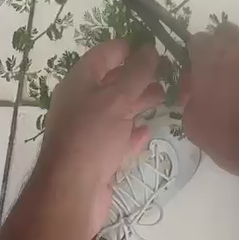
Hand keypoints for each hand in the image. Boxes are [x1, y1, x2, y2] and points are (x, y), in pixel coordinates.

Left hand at [28, 39, 165, 239]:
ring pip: (117, 109)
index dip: (127, 48)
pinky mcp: (96, 156)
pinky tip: (146, 131)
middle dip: (138, 76)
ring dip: (139, 102)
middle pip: (113, 82)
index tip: (152, 46)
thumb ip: (137, 72)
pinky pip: (117, 137)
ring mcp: (88, 131)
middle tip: (167, 73)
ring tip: (164, 97)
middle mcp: (81, 102)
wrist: (72, 193)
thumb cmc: (92, 135)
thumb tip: (150, 49)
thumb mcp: (117, 97)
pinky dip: (132, 132)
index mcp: (79, 81)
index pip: (104, 54)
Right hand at [178, 23, 238, 178]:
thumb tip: (195, 92)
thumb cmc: (234, 138)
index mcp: (214, 56)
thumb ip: (190, 100)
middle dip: (221, 51)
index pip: (197, 41)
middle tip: (221, 80)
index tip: (196, 80)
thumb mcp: (195, 127)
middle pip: (227, 35)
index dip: (194, 59)